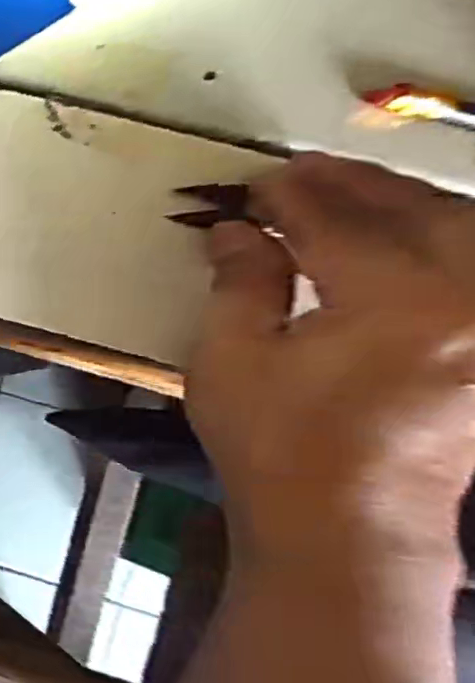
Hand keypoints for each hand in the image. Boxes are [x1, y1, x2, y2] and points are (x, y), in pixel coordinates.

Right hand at [187, 153, 474, 567]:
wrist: (345, 512)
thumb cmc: (272, 435)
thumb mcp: (232, 356)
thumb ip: (242, 284)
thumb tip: (238, 231)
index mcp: (400, 305)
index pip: (342, 227)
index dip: (294, 199)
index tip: (255, 182)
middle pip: (428, 216)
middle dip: (363, 187)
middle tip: (307, 170)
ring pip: (474, 237)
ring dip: (415, 204)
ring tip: (360, 191)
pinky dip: (448, 240)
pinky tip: (415, 233)